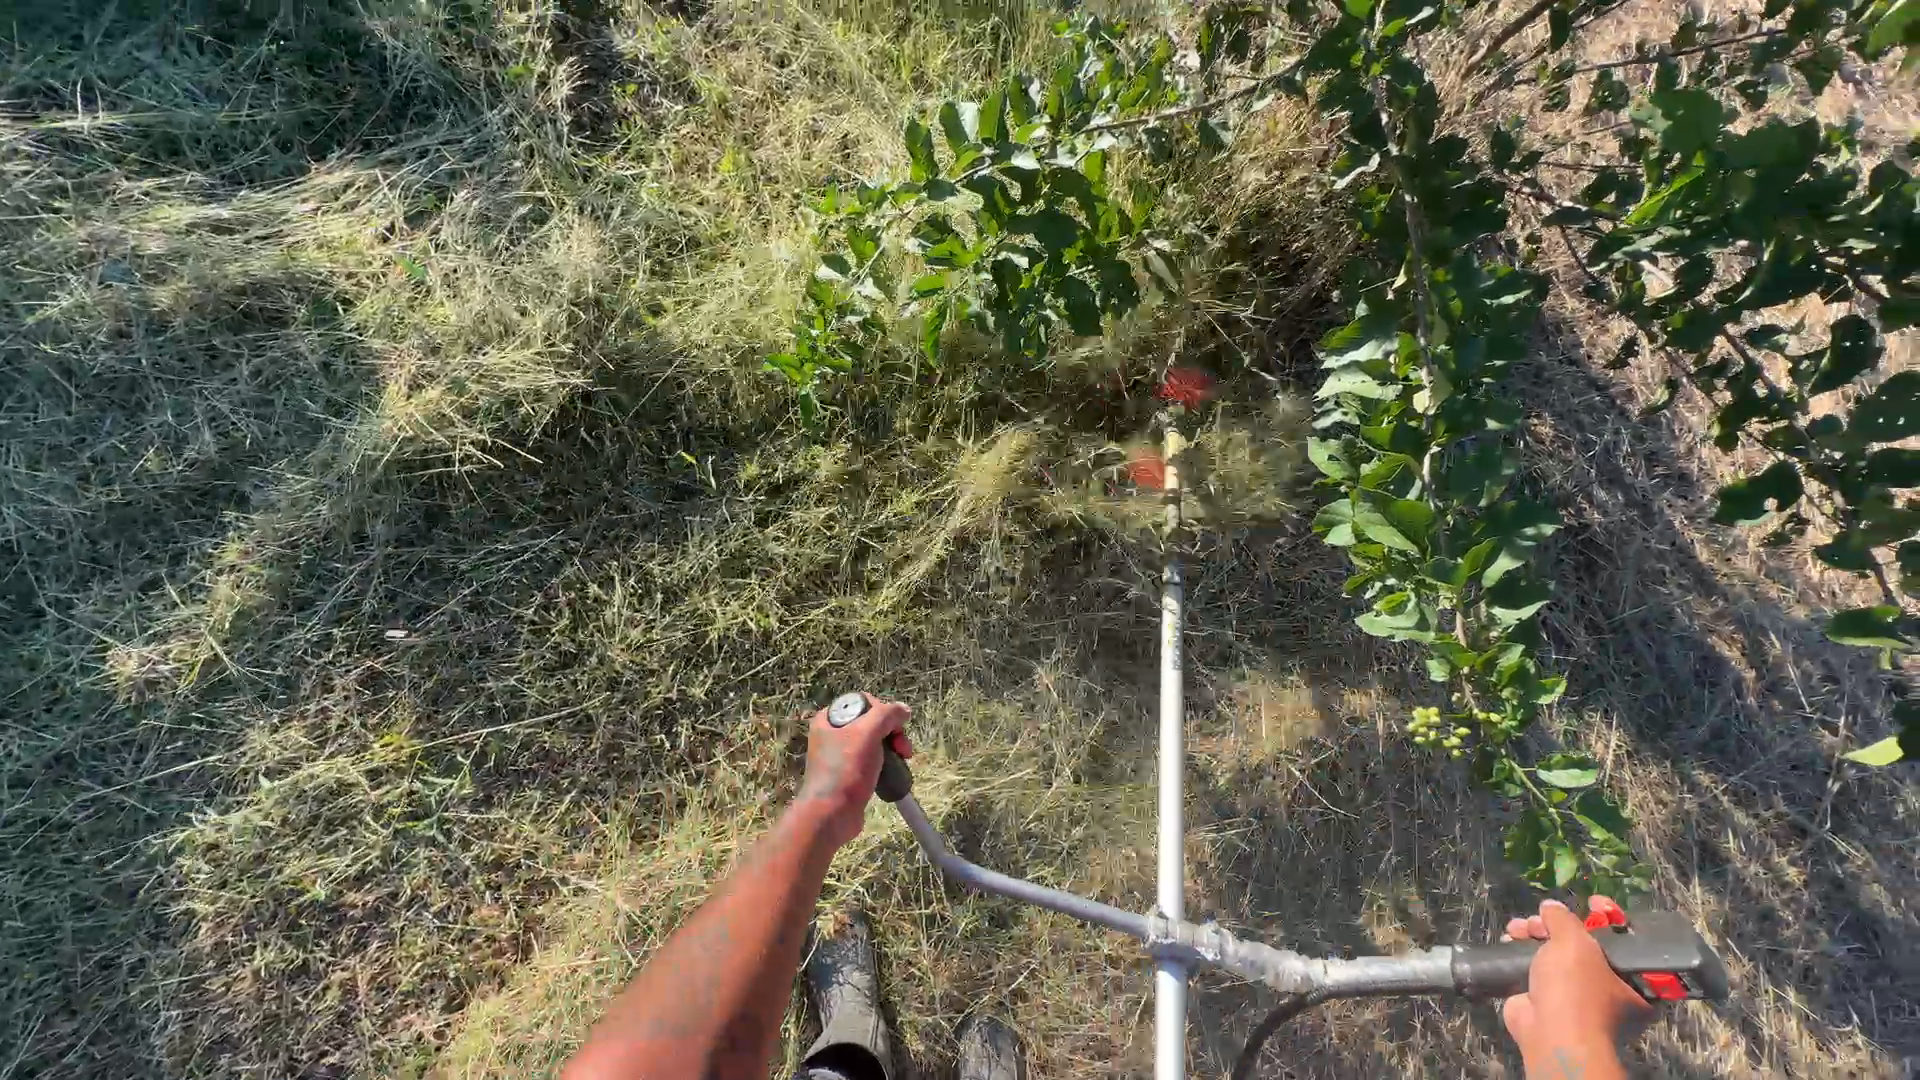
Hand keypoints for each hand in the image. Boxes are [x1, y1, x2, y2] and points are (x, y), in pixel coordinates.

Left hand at [795, 693, 913, 848]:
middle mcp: (833, 732)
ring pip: (875, 741)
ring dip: (892, 748)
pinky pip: (872, 759)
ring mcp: (841, 754)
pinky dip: (885, 762)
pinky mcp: (849, 773)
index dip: (884, 712)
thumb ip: (888, 715)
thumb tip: (904, 710)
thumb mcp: (868, 732)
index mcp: (830, 717)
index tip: (895, 729)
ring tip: (902, 760)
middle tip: (902, 749)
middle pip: (873, 721)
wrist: (831, 813)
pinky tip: (891, 771)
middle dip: (892, 732)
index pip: (865, 702)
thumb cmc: (847, 768)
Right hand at [1501, 898, 1653, 1074]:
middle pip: (1582, 945)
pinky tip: (1510, 940)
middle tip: (1540, 919)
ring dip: (1533, 934)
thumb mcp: (1575, 944)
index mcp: (1635, 986)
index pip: (1628, 945)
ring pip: (1555, 954)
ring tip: (1518, 928)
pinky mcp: (1547, 999)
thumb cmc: (1577, 990)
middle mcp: (1609, 991)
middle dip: (1555, 926)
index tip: (1593, 902)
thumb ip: (1564, 920)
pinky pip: (1536, 967)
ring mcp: (1576, 996)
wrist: (1550, 1031)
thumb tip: (1551, 908)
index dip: (1611, 920)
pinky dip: (1522, 951)